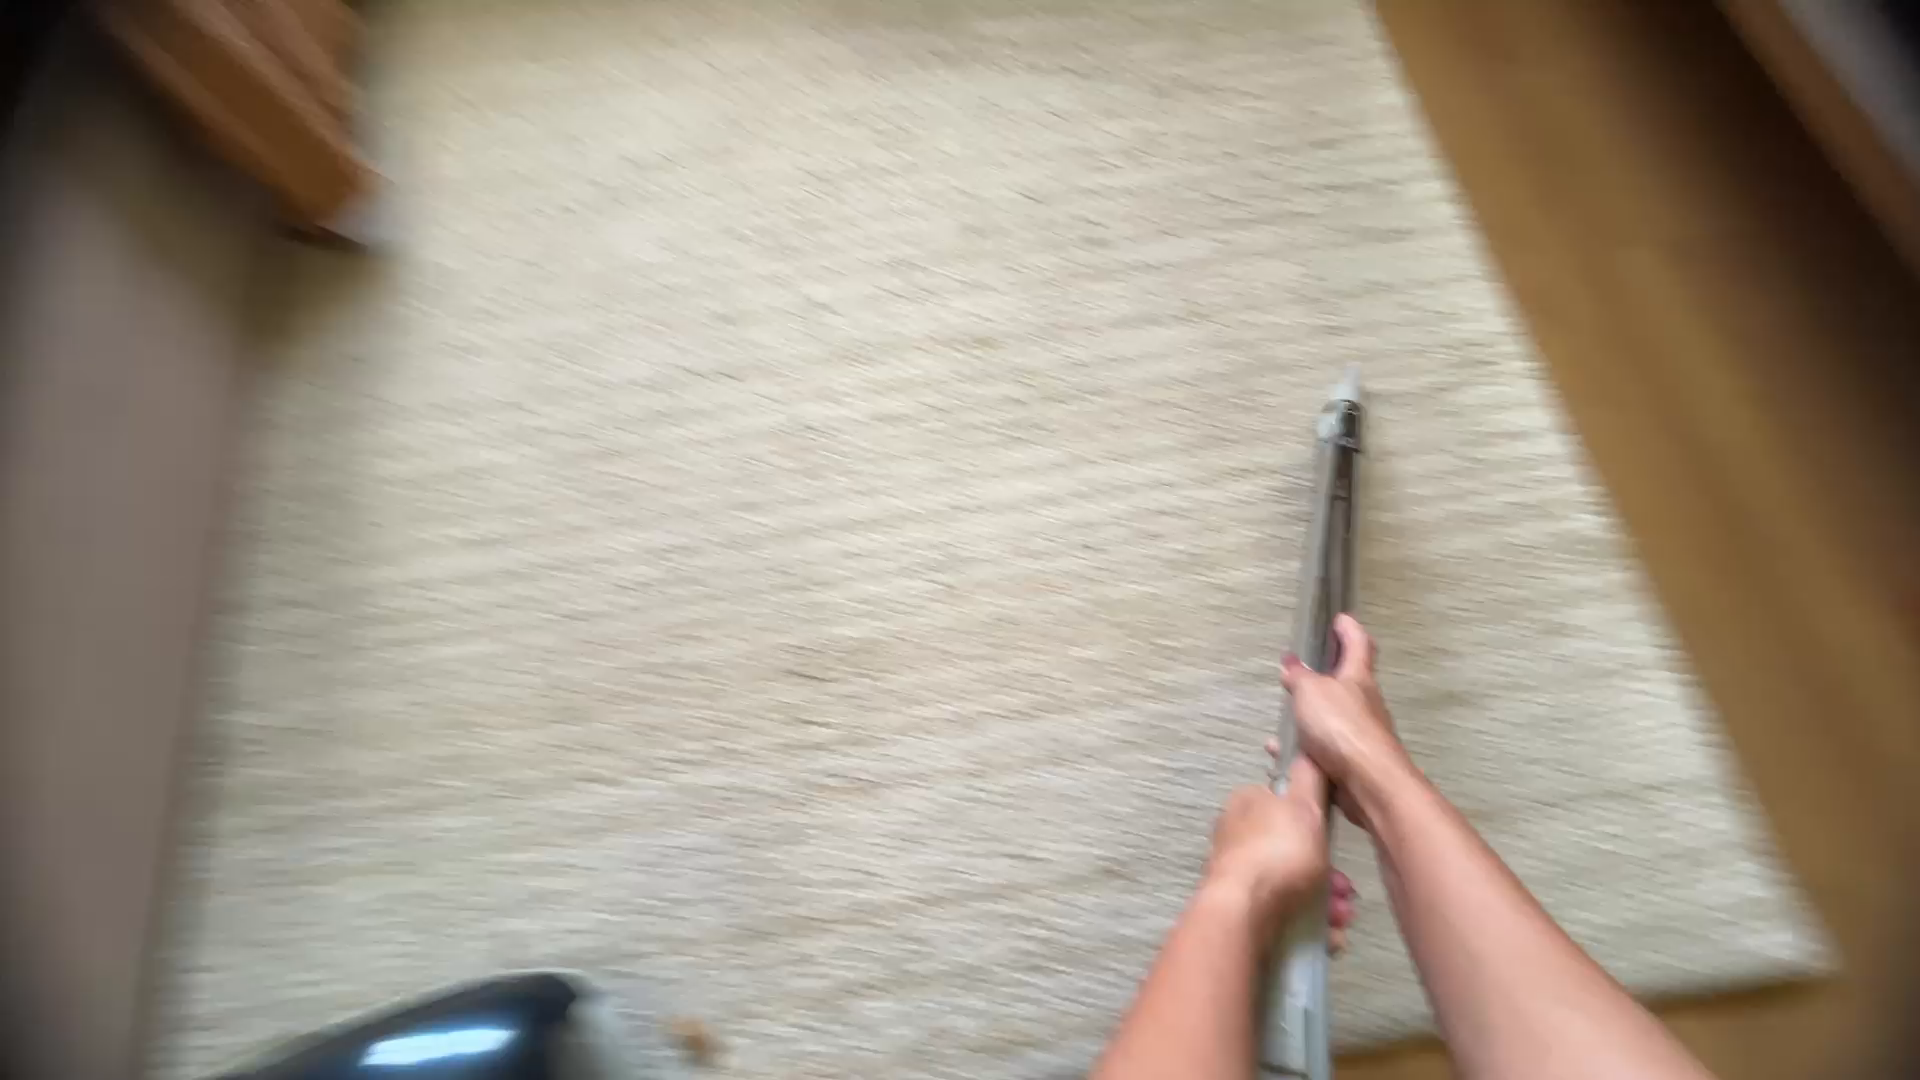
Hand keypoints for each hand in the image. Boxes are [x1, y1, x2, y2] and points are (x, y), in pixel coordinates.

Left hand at [1203, 757, 1357, 949]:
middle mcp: (1240, 835)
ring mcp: (1241, 872)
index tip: (1338, 841)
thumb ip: (1309, 779)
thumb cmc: (1278, 852)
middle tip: (1347, 891)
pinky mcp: (1246, 907)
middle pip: (1297, 850)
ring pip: (1297, 884)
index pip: (1286, 805)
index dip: (1318, 823)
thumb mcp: (1302, 806)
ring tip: (1341, 917)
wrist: (1245, 913)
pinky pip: (1288, 913)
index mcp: (1247, 805)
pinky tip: (1330, 935)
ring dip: (1327, 901)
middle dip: (1330, 873)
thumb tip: (1308, 753)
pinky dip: (1313, 924)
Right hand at [1280, 613, 1410, 829]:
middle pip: (1346, 682)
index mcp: (1358, 678)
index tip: (1339, 618)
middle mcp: (1364, 703)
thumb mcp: (1310, 691)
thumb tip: (1291, 662)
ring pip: (1330, 717)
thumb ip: (1299, 676)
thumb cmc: (1342, 727)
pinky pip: (1322, 746)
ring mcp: (1360, 734)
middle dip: (1323, 675)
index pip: (1359, 645)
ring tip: (1280, 718)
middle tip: (1298, 670)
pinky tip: (1279, 752)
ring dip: (1307, 715)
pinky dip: (1300, 745)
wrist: (1369, 783)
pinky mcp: (1352, 761)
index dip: (1350, 630)